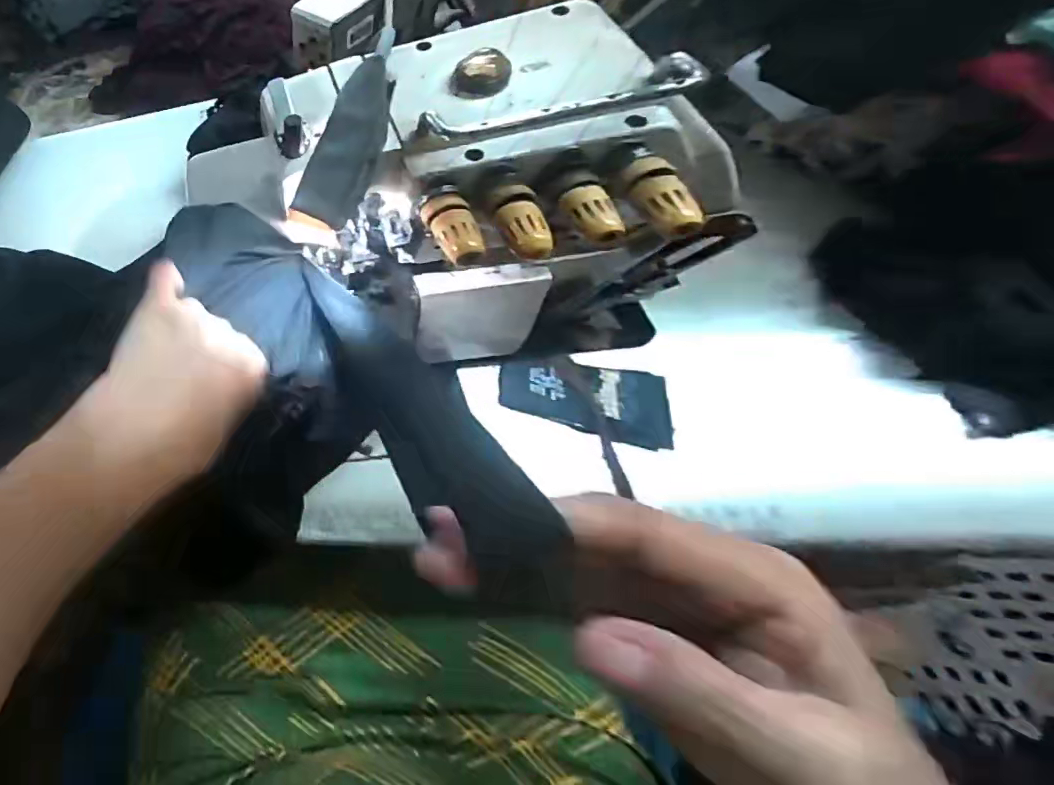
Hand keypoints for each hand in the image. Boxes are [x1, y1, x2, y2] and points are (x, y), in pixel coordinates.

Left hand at [65, 261, 267, 488]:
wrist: (130, 433)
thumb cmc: (179, 446)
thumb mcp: (223, 429)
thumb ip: (231, 397)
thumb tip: (224, 388)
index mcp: (251, 365)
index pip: (247, 356)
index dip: (226, 369)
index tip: (211, 383)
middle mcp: (227, 331)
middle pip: (220, 329)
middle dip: (205, 346)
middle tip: (180, 372)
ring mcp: (191, 314)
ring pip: (191, 309)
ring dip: (181, 325)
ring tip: (158, 350)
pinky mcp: (155, 307)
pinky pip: (165, 278)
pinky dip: (165, 280)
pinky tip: (164, 280)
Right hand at [414, 496, 943, 784]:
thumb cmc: (846, 779)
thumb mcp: (801, 752)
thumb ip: (703, 692)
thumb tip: (589, 636)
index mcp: (749, 574)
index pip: (642, 531)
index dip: (564, 522)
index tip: (491, 524)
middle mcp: (690, 565)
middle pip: (588, 534)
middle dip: (513, 531)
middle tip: (441, 533)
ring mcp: (654, 588)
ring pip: (562, 556)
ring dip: (498, 553)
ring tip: (434, 557)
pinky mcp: (625, 615)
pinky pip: (559, 590)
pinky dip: (510, 584)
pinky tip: (464, 577)